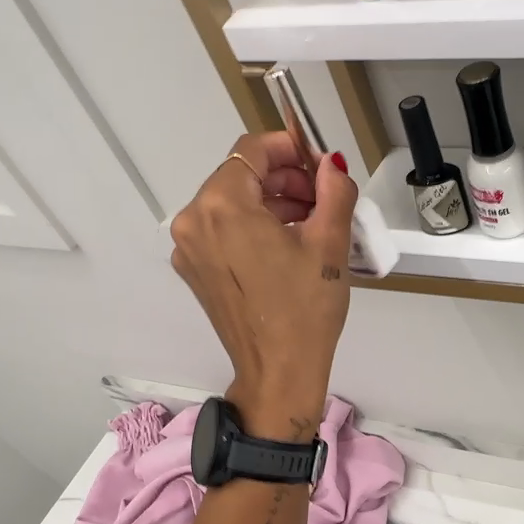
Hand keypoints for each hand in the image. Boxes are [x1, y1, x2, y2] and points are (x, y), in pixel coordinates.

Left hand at [169, 133, 357, 439]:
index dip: (289, 149)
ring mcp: (189, 249)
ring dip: (269, 206)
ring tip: (309, 228)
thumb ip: (334, 192)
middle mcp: (193, 220)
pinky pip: (222, 233)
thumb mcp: (330, 245)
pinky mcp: (195, 272)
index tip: (319, 166)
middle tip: (321, 201)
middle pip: (240, 177)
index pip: (253, 150)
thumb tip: (333, 164)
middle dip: (282, 180)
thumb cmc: (306, 311)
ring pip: (231, 205)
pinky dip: (251, 230)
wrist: (279, 373)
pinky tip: (284, 251)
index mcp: (222, 205)